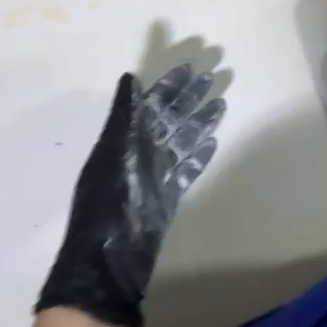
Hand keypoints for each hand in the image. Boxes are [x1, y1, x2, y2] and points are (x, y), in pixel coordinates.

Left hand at [35, 66, 224, 326]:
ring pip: (183, 140)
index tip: (192, 64)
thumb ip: (123, 117)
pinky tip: (213, 142)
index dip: (171, 83)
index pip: (152, 101)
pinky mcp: (167, 196)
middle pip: (171, 116)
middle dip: (191, 96)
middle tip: (216, 74)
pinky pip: (186, 169)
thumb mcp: (111, 154)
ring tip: (221, 102)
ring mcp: (155, 174)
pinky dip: (199, 155)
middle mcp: (140, 151)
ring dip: (200, 121)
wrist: (106, 262)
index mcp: (124, 138)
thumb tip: (130, 77)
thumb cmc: (105, 204)